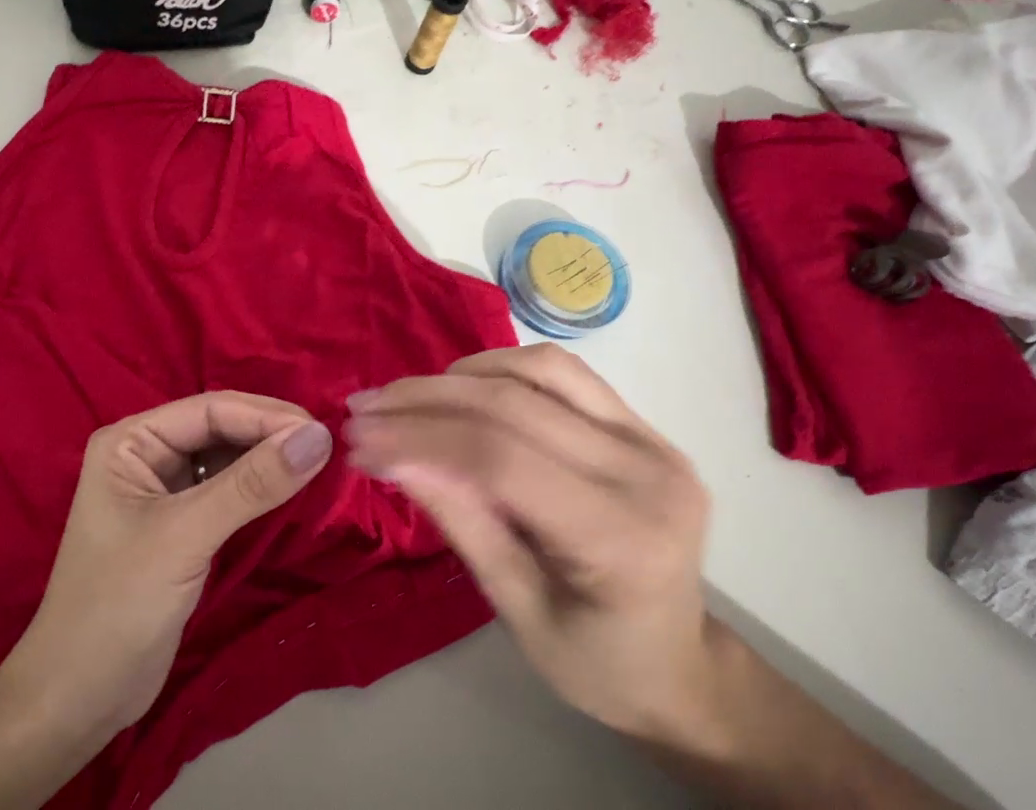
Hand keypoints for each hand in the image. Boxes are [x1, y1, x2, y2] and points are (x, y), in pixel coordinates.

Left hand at [2, 391, 333, 738]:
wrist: (81, 692)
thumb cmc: (119, 603)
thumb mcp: (185, 536)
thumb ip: (251, 485)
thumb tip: (318, 437)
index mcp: (130, 441)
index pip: (210, 409)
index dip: (267, 416)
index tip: (325, 433)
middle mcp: (145, 456)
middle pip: (220, 429)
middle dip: (271, 436)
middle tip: (331, 451)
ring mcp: (162, 493)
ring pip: (227, 461)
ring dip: (269, 462)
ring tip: (322, 467)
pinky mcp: (181, 529)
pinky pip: (228, 494)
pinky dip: (260, 493)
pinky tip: (292, 495)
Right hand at [344, 344, 713, 739]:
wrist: (678, 664)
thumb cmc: (594, 662)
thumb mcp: (517, 610)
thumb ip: (463, 525)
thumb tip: (394, 456)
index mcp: (620, 539)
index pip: (501, 459)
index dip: (420, 439)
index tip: (358, 439)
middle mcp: (649, 475)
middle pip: (515, 406)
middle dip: (425, 401)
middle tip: (362, 410)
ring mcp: (654, 443)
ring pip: (540, 371)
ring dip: (459, 376)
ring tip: (402, 398)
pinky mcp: (646, 428)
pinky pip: (563, 375)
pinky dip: (500, 372)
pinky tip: (458, 391)